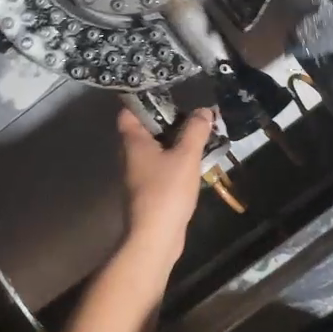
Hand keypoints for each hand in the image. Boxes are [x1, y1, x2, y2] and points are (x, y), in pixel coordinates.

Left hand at [117, 106, 214, 257]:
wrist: (155, 237)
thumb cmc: (166, 191)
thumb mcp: (186, 156)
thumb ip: (195, 130)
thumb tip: (204, 110)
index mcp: (132, 141)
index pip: (128, 111)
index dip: (143, 100)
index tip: (167, 94)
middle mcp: (130, 155)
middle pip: (144, 129)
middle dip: (167, 120)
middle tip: (192, 115)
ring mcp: (137, 174)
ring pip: (155, 148)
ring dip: (174, 141)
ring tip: (199, 135)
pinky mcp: (148, 190)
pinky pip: (160, 166)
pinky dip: (174, 160)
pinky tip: (195, 161)